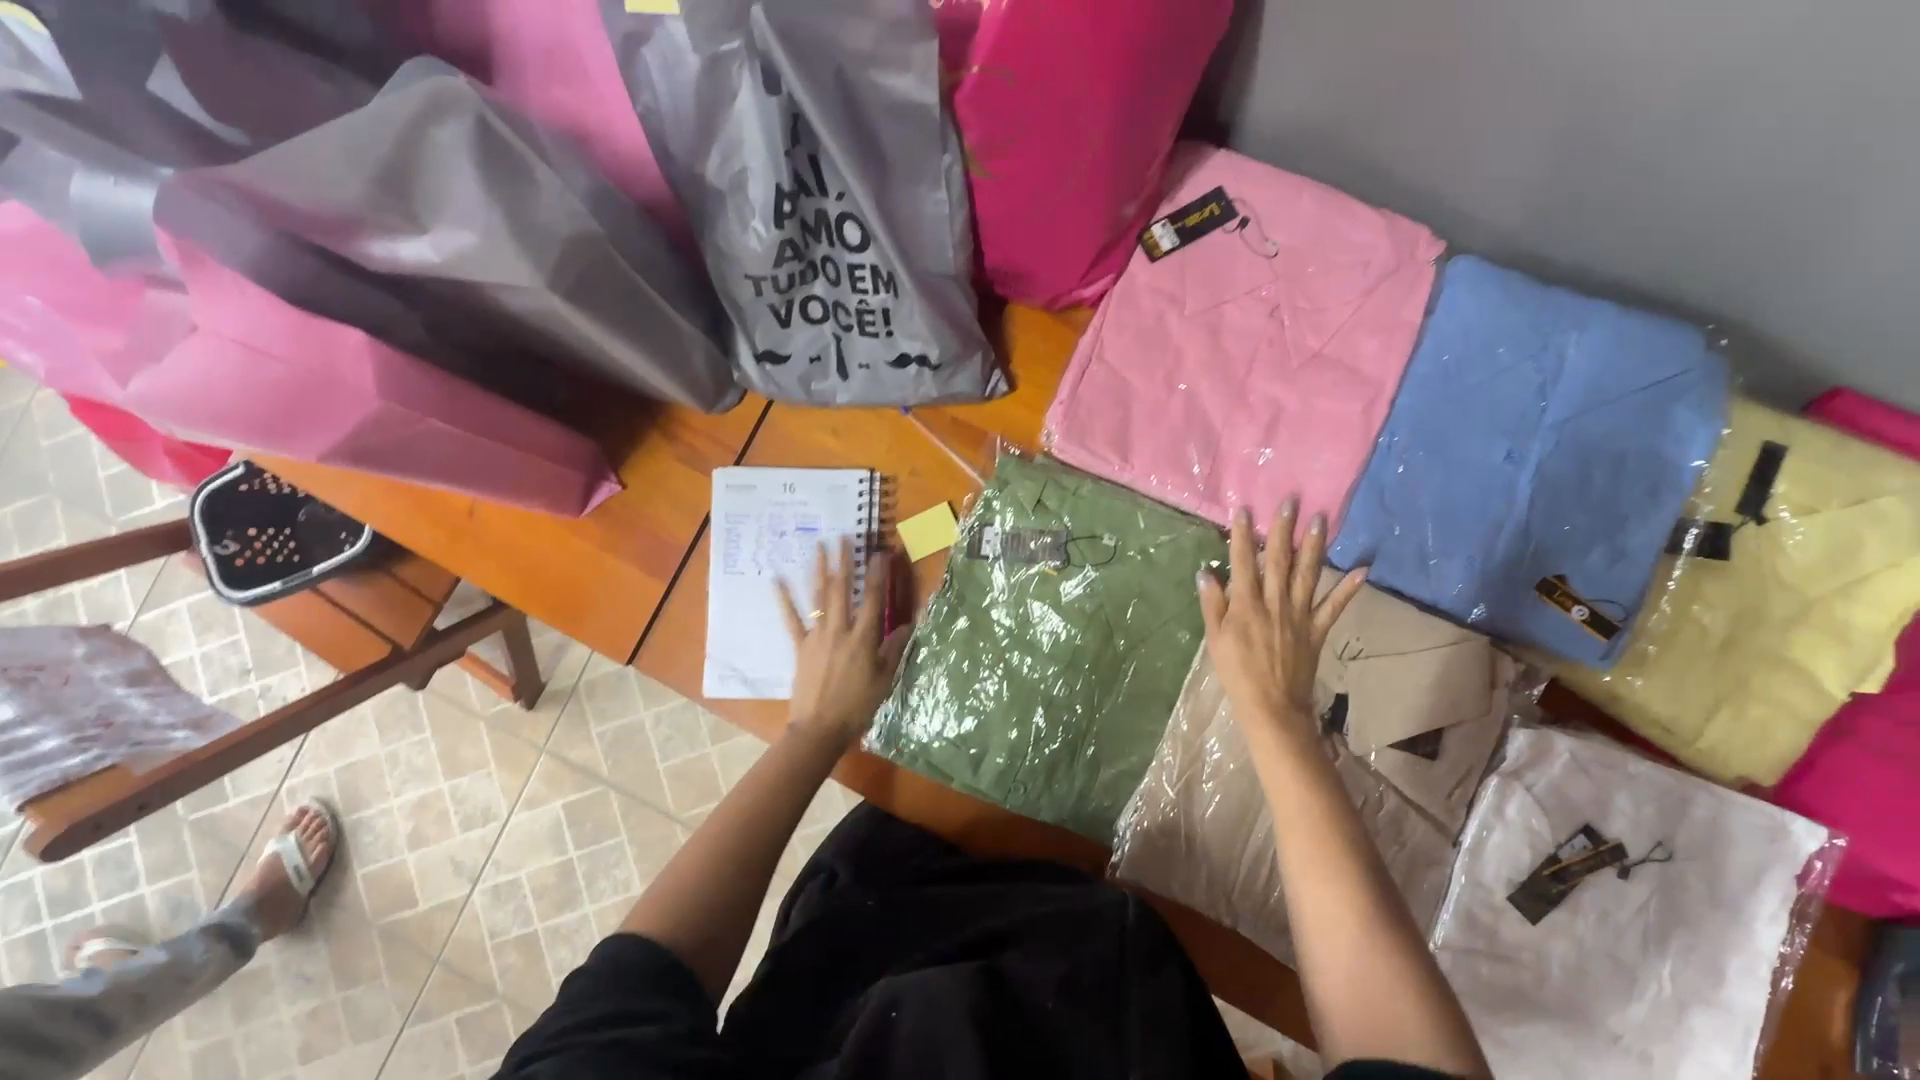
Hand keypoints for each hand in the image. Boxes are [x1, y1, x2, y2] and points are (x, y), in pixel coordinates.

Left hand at [777, 538, 911, 748]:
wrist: (821, 728)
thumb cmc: (858, 706)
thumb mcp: (885, 678)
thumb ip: (895, 648)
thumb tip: (910, 623)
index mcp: (863, 638)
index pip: (873, 598)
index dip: (878, 574)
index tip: (881, 552)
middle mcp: (840, 631)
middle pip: (842, 590)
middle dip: (844, 562)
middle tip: (844, 537)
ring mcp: (817, 637)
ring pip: (819, 597)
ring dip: (819, 570)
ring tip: (819, 546)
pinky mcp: (800, 647)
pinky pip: (792, 620)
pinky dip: (784, 599)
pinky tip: (776, 580)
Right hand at [1197, 499, 1366, 745]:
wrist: (1271, 706)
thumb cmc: (1236, 673)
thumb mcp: (1215, 639)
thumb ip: (1212, 605)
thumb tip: (1206, 573)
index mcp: (1246, 605)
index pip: (1243, 562)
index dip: (1242, 535)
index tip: (1245, 509)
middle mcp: (1274, 602)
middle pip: (1278, 560)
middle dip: (1283, 529)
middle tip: (1291, 501)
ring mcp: (1299, 615)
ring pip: (1307, 574)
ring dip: (1314, 546)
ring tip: (1321, 520)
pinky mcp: (1317, 629)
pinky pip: (1334, 606)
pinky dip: (1349, 588)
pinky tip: (1363, 569)